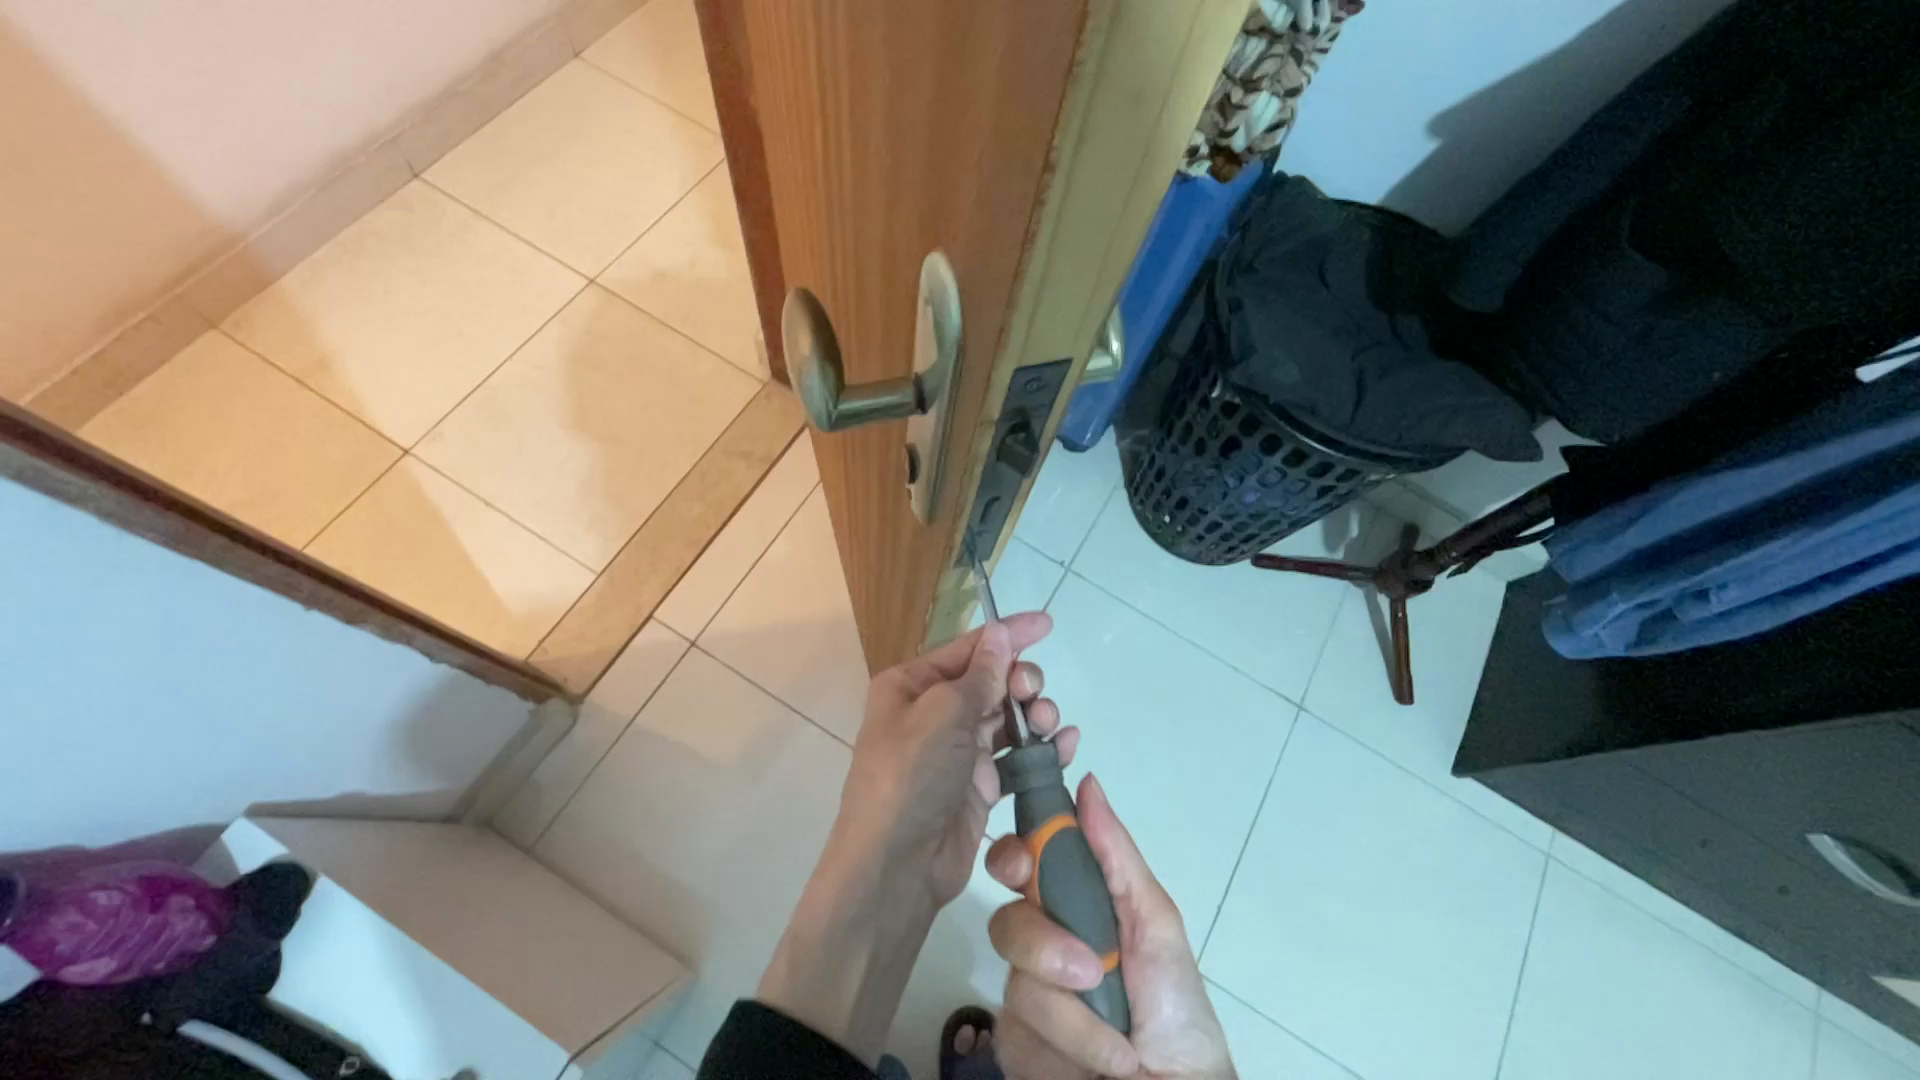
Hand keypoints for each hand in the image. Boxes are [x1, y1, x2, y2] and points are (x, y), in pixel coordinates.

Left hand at [757, 615, 1075, 1065]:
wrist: (896, 866)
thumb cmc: (910, 776)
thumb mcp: (943, 714)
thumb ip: (980, 674)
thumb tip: (1000, 632)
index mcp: (912, 686)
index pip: (968, 648)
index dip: (1009, 634)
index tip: (1048, 623)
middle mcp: (933, 713)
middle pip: (991, 681)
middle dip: (1020, 681)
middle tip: (1032, 695)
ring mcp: (956, 751)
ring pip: (1007, 718)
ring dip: (1034, 714)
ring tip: (1049, 724)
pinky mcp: (978, 786)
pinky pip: (1015, 757)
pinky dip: (1040, 749)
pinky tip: (1064, 746)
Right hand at [985, 775, 1235, 1079]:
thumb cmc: (1174, 1002)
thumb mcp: (1155, 920)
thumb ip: (1115, 853)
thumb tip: (1087, 782)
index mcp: (1071, 905)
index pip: (1020, 863)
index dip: (1011, 856)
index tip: (1021, 866)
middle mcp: (1040, 943)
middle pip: (1006, 918)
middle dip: (1044, 943)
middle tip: (1084, 967)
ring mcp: (1024, 991)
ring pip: (1017, 975)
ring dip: (1075, 1008)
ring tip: (1119, 1036)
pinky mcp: (1013, 1038)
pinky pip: (1019, 1023)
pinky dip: (1069, 1041)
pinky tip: (1094, 1058)